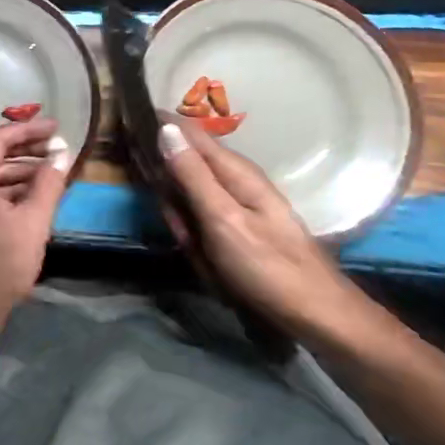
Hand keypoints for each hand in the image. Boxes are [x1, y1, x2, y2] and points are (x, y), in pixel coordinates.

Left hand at [0, 118, 72, 330]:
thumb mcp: (32, 223)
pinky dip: (11, 189)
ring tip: (54, 169)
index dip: (27, 130)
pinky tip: (37, 193)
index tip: (56, 127)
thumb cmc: (1, 265)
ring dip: (21, 170)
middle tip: (59, 146)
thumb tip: (63, 154)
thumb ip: (48, 185)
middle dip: (26, 149)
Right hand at [155, 119, 370, 337]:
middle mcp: (234, 179)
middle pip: (180, 167)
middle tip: (181, 229)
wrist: (317, 317)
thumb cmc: (269, 267)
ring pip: (184, 198)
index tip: (127, 133)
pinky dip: (193, 238)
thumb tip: (165, 127)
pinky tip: (204, 259)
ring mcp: (234, 204)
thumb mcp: (222, 219)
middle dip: (168, 196)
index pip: (186, 131)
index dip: (156, 127)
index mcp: (234, 169)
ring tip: (197, 252)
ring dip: (181, 224)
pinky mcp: (234, 226)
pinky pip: (197, 221)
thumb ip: (192, 174)